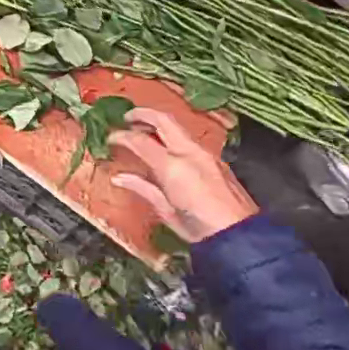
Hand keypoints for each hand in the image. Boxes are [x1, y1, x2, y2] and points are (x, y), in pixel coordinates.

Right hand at [108, 107, 258, 242]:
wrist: (238, 235)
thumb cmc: (198, 229)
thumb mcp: (166, 211)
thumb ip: (143, 188)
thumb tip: (119, 177)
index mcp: (173, 166)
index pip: (141, 141)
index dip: (122, 136)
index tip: (111, 137)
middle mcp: (189, 153)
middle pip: (163, 120)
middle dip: (143, 114)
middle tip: (127, 117)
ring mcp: (205, 153)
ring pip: (178, 127)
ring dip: (159, 124)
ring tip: (144, 130)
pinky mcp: (216, 159)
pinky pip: (189, 140)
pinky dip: (174, 137)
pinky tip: (167, 148)